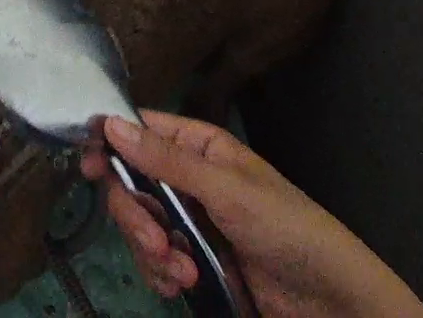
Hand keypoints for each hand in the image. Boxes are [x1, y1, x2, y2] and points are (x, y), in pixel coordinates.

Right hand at [80, 111, 422, 317]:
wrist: (335, 305)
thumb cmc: (288, 230)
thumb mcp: (227, 190)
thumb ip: (164, 161)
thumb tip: (109, 123)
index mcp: (197, 147)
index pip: (138, 131)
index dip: (108, 144)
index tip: (87, 167)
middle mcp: (186, 178)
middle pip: (129, 182)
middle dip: (135, 216)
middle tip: (154, 241)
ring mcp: (187, 219)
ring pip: (137, 222)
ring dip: (149, 250)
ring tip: (180, 272)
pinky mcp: (191, 257)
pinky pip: (152, 256)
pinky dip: (160, 271)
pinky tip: (182, 284)